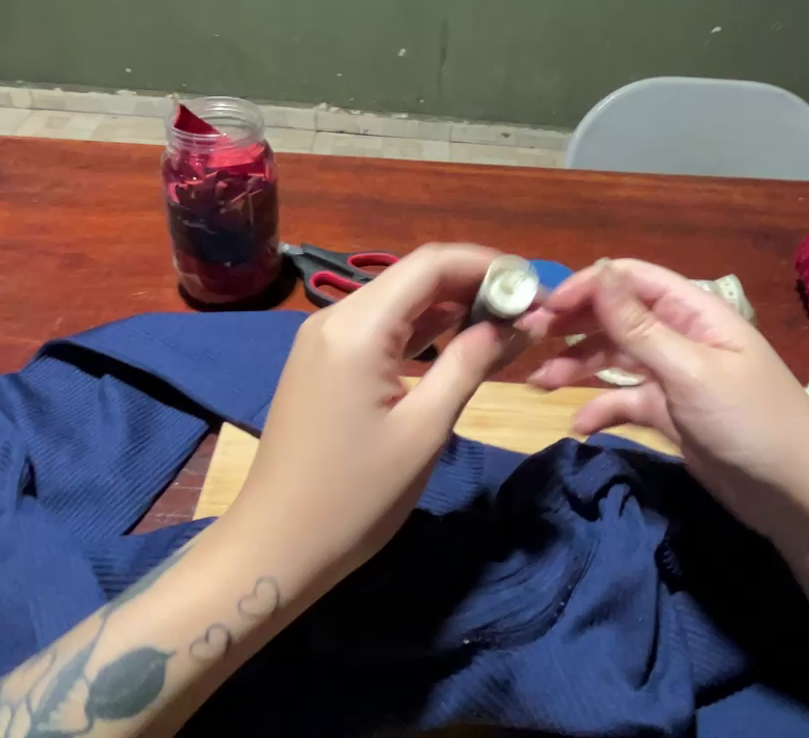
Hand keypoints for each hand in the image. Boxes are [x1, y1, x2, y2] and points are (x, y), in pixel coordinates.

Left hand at [222, 244, 531, 583]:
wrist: (275, 546)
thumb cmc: (356, 496)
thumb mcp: (425, 429)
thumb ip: (472, 363)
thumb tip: (519, 321)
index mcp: (358, 327)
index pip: (432, 264)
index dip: (487, 265)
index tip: (533, 286)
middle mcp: (336, 317)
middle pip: (415, 276)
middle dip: (473, 284)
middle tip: (526, 311)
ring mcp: (325, 338)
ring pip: (399, 300)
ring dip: (451, 306)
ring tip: (504, 325)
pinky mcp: (325, 360)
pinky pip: (381, 327)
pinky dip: (422, 329)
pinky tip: (459, 342)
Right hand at [521, 259, 808, 550]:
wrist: (797, 499)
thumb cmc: (750, 422)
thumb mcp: (691, 370)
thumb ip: (639, 325)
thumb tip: (598, 270)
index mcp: (694, 312)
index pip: (631, 279)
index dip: (587, 285)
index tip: (546, 306)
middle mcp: (680, 336)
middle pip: (616, 316)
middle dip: (573, 325)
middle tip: (528, 339)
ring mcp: (674, 377)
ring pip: (614, 359)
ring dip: (577, 367)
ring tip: (537, 383)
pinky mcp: (670, 414)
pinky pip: (625, 402)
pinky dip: (601, 410)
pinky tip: (580, 425)